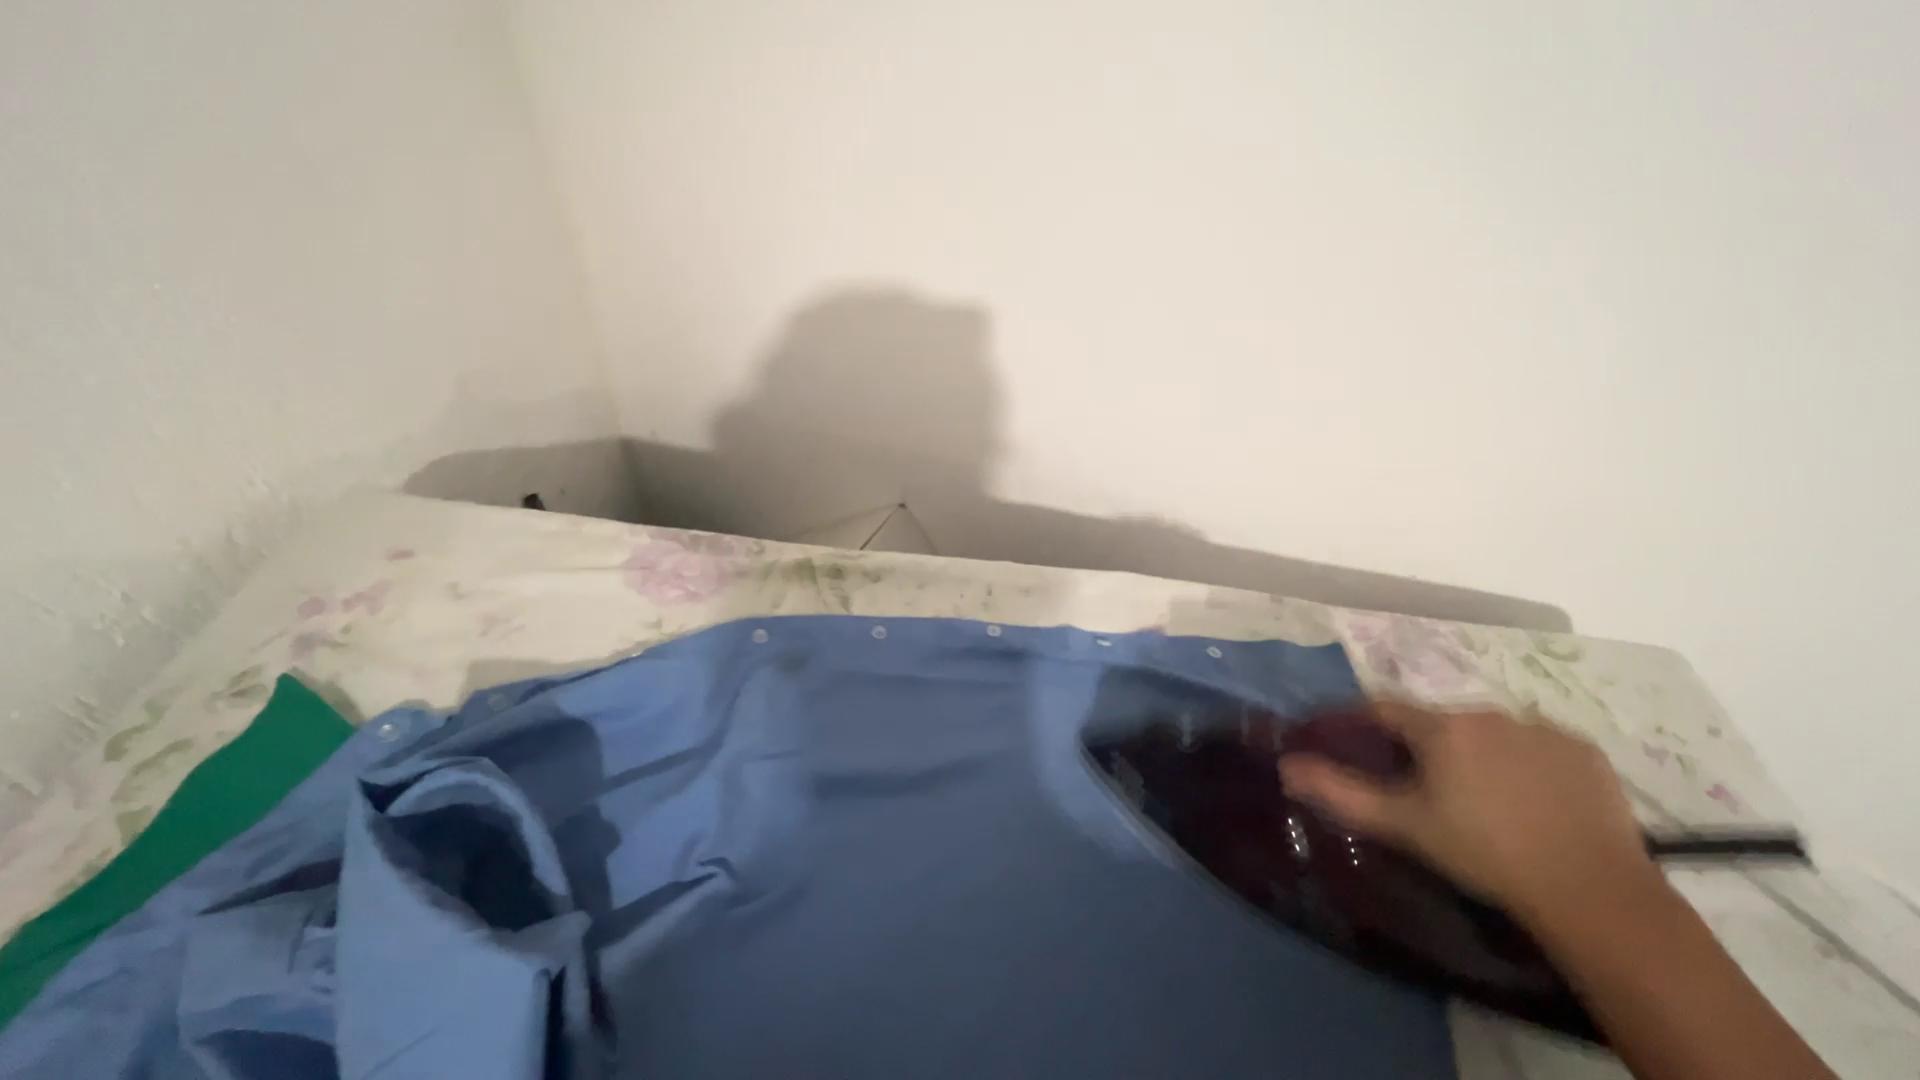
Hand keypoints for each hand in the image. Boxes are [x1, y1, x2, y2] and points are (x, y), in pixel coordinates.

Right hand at [1278, 702, 1658, 919]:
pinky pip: (1537, 746)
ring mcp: (1541, 728)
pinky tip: (1528, 800)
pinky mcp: (1583, 750)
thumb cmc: (1481, 853)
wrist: (1589, 888)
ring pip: (1489, 732)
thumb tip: (1286, 766)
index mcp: (1440, 726)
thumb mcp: (1402, 825)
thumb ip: (1340, 792)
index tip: (1345, 738)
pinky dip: (1523, 763)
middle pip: (1438, 721)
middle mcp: (1488, 712)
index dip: (1359, 721)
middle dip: (1422, 744)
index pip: (1383, 709)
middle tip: (1419, 787)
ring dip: (1473, 752)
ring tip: (1478, 797)